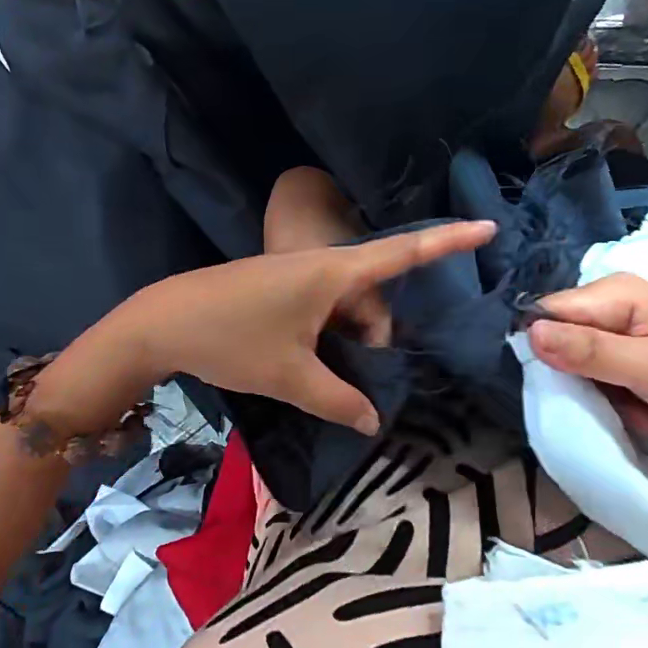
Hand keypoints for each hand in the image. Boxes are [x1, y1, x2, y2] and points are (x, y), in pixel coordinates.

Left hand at [34, 220, 497, 436]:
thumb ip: (339, 400)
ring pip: (345, 308)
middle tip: (345, 380)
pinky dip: (322, 335)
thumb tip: (374, 421)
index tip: (488, 226)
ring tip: (311, 374)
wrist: (159, 323)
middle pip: (372, 298)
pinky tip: (299, 361)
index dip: (448, 241)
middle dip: (371, 339)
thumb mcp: (290, 376)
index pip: (404, 251)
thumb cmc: (230, 340)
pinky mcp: (279, 287)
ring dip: (344, 342)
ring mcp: (297, 275)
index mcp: (332, 272)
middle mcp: (320, 265)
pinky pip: (320, 307)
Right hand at [527, 274, 647, 456]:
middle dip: (580, 378)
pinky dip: (619, 408)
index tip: (560, 381)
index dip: (544, 347)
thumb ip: (591, 351)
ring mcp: (624, 340)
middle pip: (559, 342)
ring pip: (576, 370)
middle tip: (617, 398)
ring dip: (602, 398)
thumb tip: (528, 333)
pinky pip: (599, 387)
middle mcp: (614, 309)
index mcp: (617, 292)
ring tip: (642, 411)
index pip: (548, 312)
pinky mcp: (633, 368)